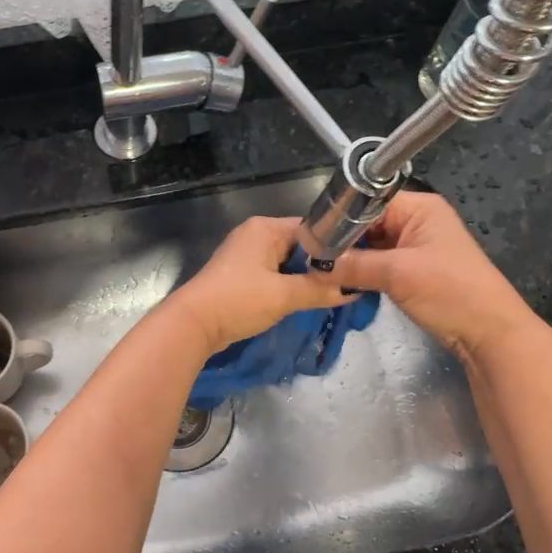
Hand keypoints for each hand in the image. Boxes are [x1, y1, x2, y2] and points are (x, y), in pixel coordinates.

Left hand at [162, 217, 355, 354]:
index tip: (358, 263)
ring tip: (335, 293)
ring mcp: (246, 255)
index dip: (336, 245)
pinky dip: (289, 286)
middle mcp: (256, 235)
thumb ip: (320, 290)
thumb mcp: (284, 296)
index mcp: (266, 228)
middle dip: (322, 265)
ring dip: (306, 278)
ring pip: (288, 262)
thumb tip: (353, 290)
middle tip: (350, 282)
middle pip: (301, 245)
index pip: (312, 228)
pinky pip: (274, 275)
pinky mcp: (241, 275)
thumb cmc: (238, 301)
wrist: (192, 324)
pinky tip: (307, 300)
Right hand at [326, 192, 532, 354]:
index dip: (339, 217)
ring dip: (351, 260)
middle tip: (310, 258)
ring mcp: (416, 247)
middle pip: (367, 223)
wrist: (489, 333)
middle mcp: (417, 221)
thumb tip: (312, 264)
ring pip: (371, 246)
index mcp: (419, 207)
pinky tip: (341, 282)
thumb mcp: (398, 274)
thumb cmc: (451, 292)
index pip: (367, 201)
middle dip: (341, 241)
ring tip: (319, 271)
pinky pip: (379, 264)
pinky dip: (363, 273)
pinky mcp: (414, 271)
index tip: (309, 237)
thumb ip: (353, 266)